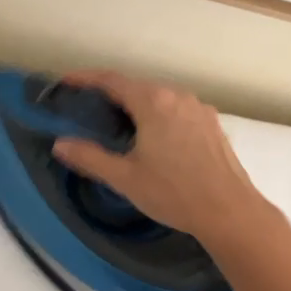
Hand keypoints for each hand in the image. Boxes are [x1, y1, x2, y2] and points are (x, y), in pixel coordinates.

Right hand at [51, 70, 271, 242]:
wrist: (230, 212)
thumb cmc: (173, 193)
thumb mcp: (124, 178)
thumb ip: (89, 157)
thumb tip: (60, 144)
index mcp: (153, 103)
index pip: (112, 80)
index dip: (86, 78)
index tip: (66, 81)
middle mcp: (177, 97)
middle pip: (136, 86)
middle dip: (110, 93)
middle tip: (88, 108)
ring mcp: (199, 109)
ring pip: (159, 98)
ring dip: (135, 104)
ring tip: (117, 123)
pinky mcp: (212, 125)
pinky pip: (176, 109)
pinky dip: (156, 114)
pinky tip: (152, 137)